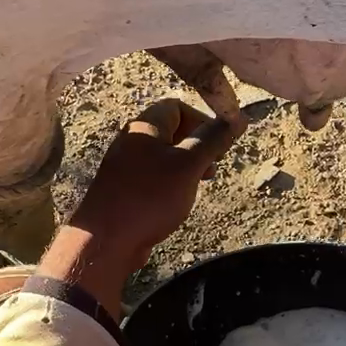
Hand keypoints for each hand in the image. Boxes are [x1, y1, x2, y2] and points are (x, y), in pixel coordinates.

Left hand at [41, 100, 242, 312]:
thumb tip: (238, 118)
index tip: (218, 145)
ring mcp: (127, 164)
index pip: (178, 106)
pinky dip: (172, 182)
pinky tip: (178, 200)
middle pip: (172, 130)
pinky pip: (155, 175)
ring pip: (165, 154)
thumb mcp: (188, 166)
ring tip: (198, 185)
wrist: (108, 239)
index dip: (203, 120)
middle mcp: (133, 140)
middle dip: (198, 145)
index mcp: (145, 126)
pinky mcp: (125, 187)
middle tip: (212, 168)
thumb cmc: (150, 197)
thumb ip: (212, 140)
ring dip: (187, 166)